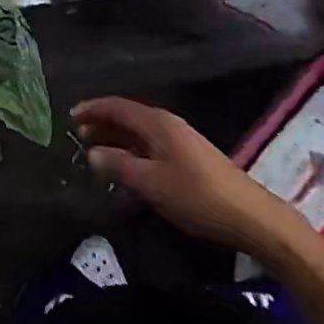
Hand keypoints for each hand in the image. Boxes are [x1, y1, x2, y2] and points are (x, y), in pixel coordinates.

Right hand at [74, 97, 304, 252]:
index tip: (71, 116)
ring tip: (97, 152)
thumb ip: (119, 166)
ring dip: (117, 138)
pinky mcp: (190, 157)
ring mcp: (181, 139)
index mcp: (157, 123)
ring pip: (140, 132)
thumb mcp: (152, 183)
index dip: (93, 109)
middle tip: (79, 136)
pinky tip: (128, 167)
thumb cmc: (197, 196)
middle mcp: (167, 124)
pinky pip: (151, 144)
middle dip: (103, 124)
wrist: (251, 217)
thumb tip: (92, 152)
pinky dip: (133, 149)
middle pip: (128, 116)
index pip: (118, 106)